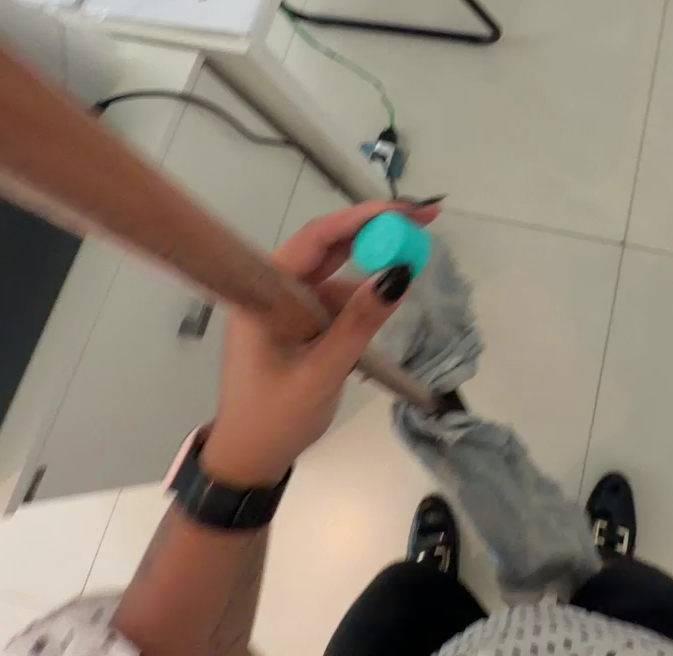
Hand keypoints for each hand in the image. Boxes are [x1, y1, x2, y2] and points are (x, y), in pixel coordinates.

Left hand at [204, 200, 440, 483]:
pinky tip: (381, 306)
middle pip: (329, 244)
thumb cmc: (275, 419)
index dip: (361, 218)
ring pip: (336, 269)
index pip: (316, 239)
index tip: (405, 211)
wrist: (248, 460)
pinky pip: (335, 295)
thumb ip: (360, 322)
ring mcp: (286, 303)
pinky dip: (361, 297)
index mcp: (265, 294)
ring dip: (372, 266)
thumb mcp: (323, 372)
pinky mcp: (299, 319)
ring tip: (408, 265)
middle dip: (376, 230)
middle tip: (424, 220)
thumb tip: (400, 273)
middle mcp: (273, 288)